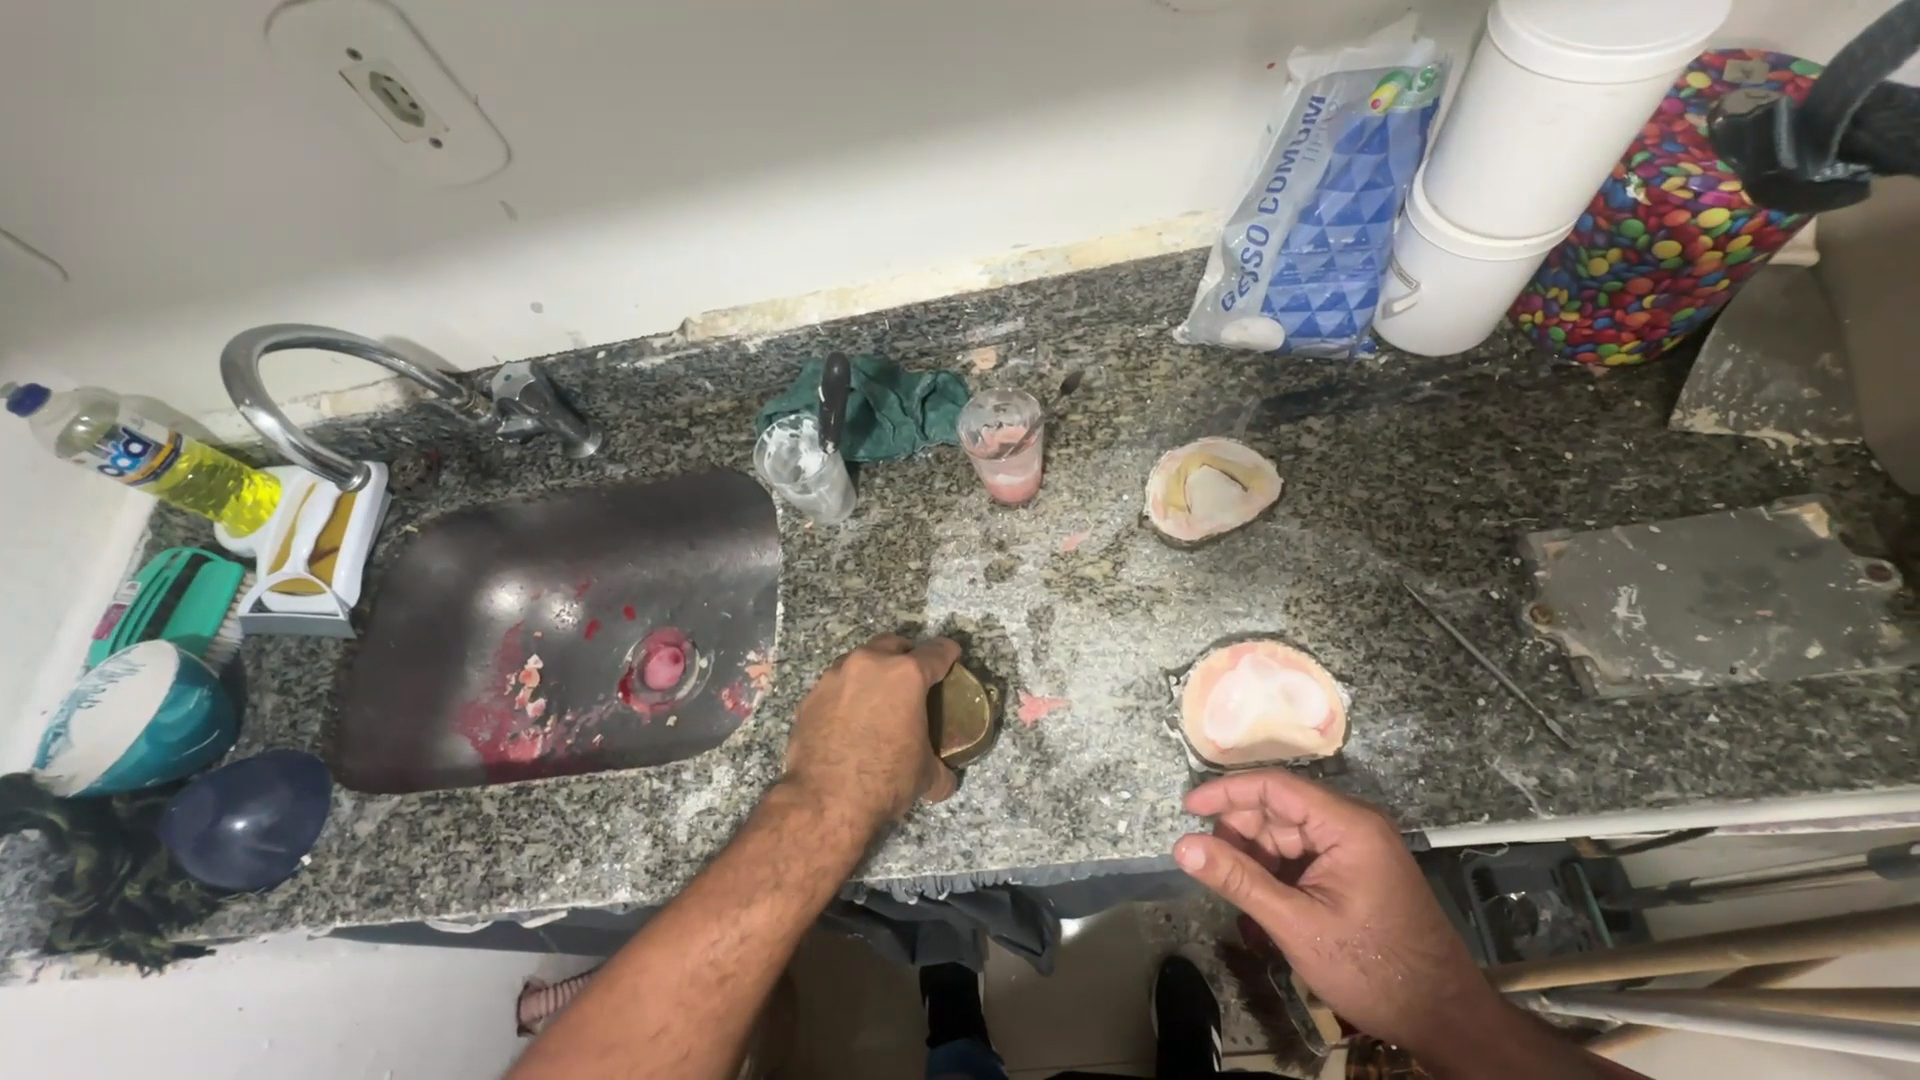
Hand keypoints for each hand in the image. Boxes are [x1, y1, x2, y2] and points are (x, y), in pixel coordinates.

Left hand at [783, 633, 959, 827]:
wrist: (825, 800)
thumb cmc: (885, 780)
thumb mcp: (925, 775)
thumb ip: (940, 769)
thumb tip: (946, 781)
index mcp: (906, 675)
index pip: (936, 651)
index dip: (948, 654)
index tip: (952, 658)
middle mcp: (869, 664)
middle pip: (892, 644)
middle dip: (904, 655)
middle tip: (911, 678)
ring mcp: (834, 677)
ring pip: (858, 660)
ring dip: (871, 673)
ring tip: (876, 699)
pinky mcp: (810, 696)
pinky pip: (834, 686)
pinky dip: (845, 695)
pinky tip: (848, 719)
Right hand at [1172, 770, 1506, 1054]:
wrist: (1445, 1019)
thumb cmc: (1373, 969)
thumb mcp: (1296, 924)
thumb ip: (1238, 879)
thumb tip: (1182, 846)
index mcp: (1347, 825)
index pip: (1274, 786)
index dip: (1227, 792)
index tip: (1187, 809)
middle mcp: (1353, 824)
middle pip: (1279, 810)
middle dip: (1241, 835)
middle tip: (1211, 869)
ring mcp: (1357, 847)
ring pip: (1287, 836)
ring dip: (1257, 861)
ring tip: (1238, 898)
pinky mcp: (1356, 869)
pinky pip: (1304, 857)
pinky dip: (1278, 876)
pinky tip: (1263, 905)